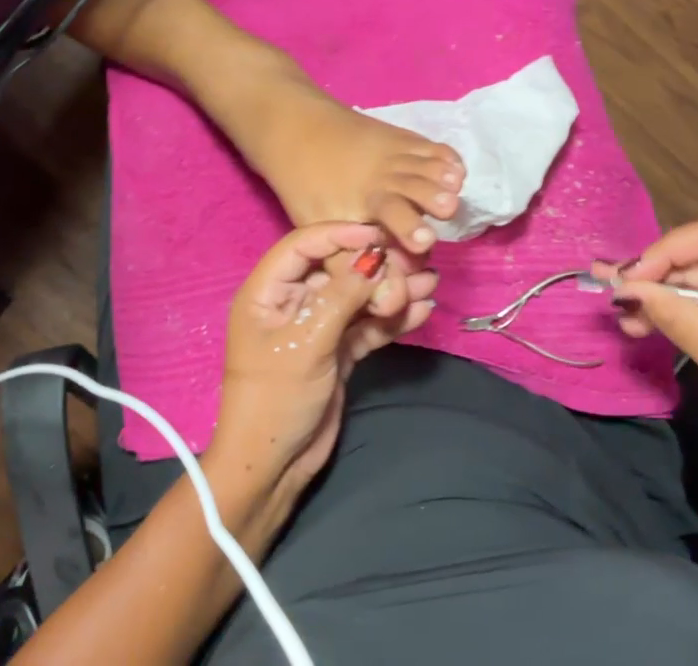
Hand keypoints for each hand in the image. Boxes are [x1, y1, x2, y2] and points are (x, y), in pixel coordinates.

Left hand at [212, 223, 437, 490]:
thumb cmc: (275, 397)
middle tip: (415, 268)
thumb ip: (341, 297)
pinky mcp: (337, 351)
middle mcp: (291, 302)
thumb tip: (374, 259)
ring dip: (392, 293)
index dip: (340, 233)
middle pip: (337, 270)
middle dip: (376, 267)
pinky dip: (392, 320)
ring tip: (430, 285)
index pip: (304, 245)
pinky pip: (367, 327)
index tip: (380, 232)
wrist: (273, 464)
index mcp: (267, 291)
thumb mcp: (306, 341)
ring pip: (357, 298)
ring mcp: (316, 327)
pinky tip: (422, 312)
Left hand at [256, 84, 466, 255]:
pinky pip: (432, 147)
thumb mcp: (316, 227)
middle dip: (431, 198)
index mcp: (363, 201)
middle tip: (448, 209)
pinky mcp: (405, 139)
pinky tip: (457, 172)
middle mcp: (384, 176)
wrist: (300, 129)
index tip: (423, 243)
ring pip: (426, 164)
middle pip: (414, 188)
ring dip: (443, 176)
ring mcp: (397, 154)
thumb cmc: (308, 186)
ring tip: (456, 185)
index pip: (389, 220)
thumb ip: (347, 266)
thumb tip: (385, 302)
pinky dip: (446, 158)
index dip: (407, 233)